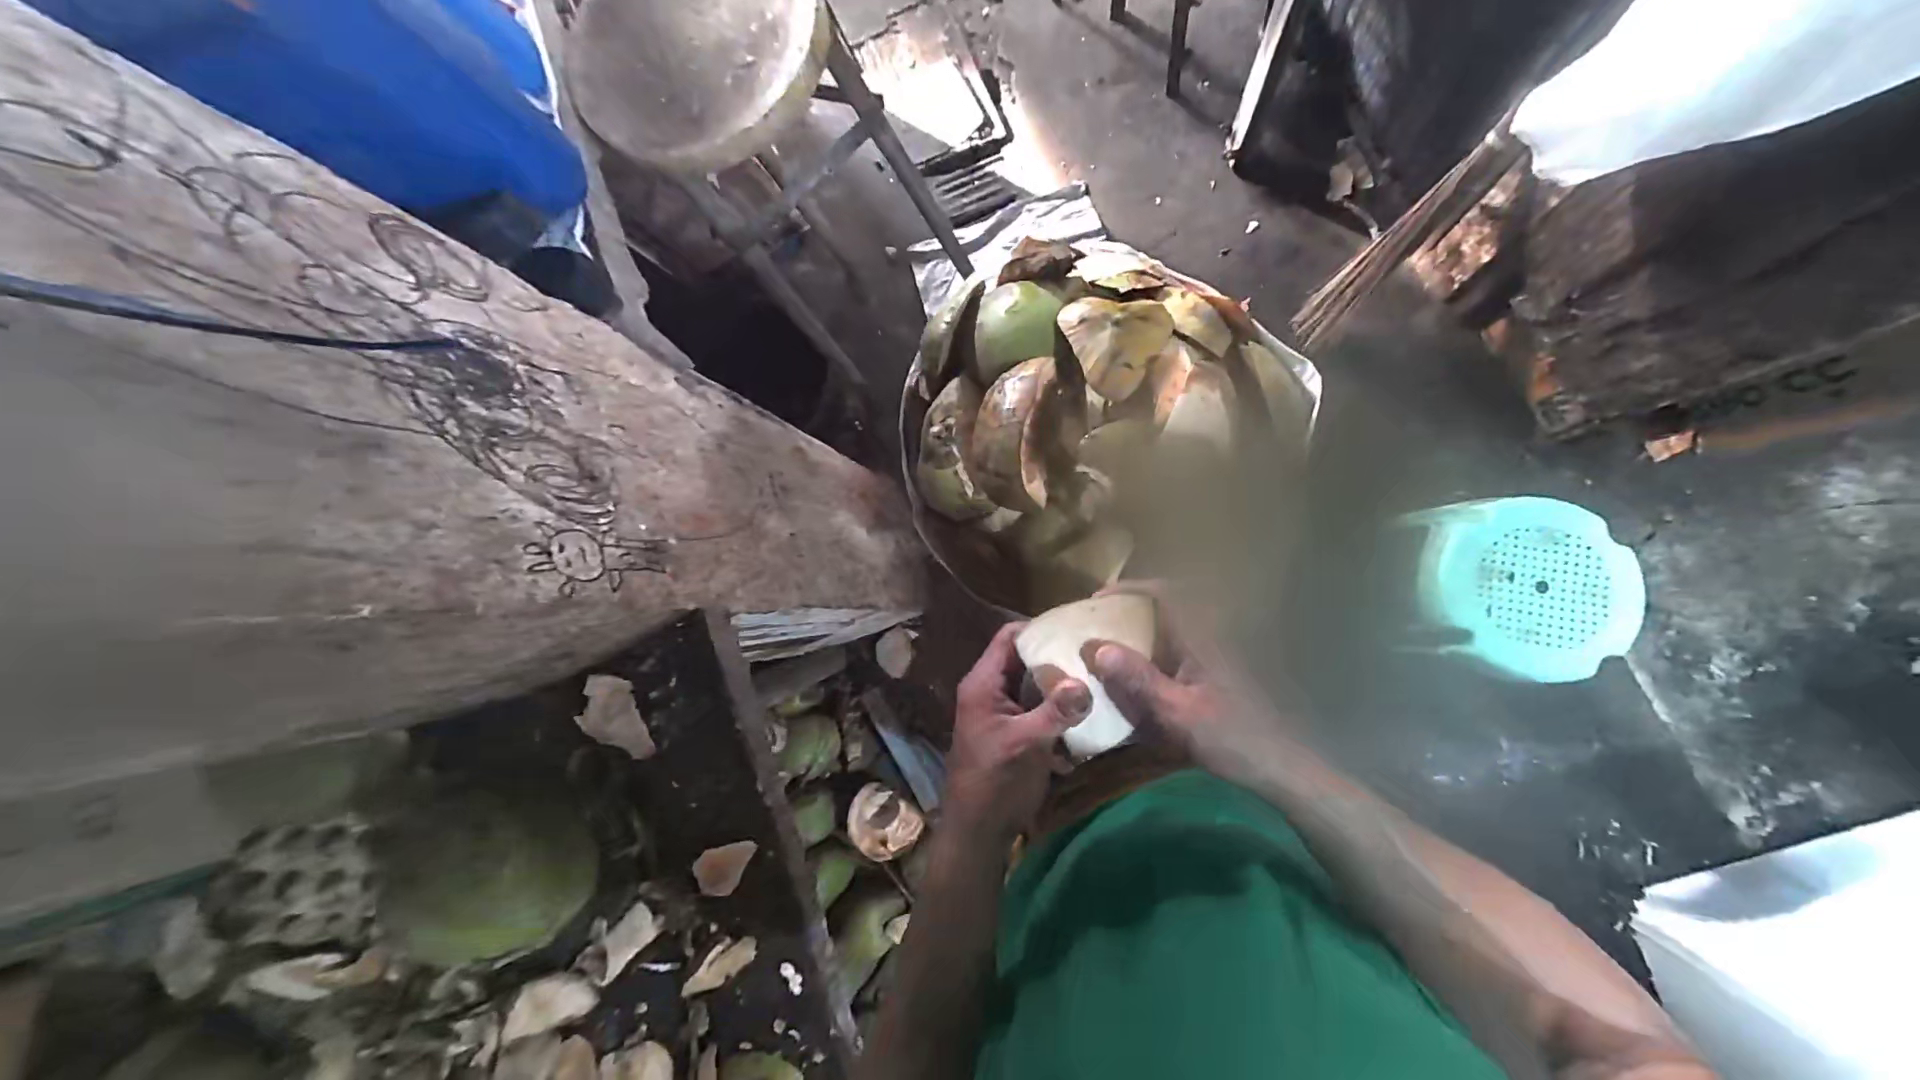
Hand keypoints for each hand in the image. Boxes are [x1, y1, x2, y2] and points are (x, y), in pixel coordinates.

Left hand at [947, 622, 1090, 838]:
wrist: (978, 832)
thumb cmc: (995, 782)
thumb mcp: (1028, 744)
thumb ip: (1056, 711)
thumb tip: (1085, 682)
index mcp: (983, 684)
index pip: (1009, 637)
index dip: (1039, 628)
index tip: (1075, 628)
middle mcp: (990, 691)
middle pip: (1025, 660)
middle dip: (1057, 658)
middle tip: (1094, 653)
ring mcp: (1003, 713)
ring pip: (1035, 686)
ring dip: (1061, 686)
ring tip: (1098, 677)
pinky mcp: (1016, 733)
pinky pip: (1039, 710)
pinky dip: (1059, 710)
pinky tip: (1089, 713)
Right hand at [1082, 585, 1293, 779]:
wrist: (1279, 768)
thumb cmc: (1230, 737)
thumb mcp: (1176, 713)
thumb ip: (1138, 680)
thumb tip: (1096, 647)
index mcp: (1199, 637)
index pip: (1163, 593)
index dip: (1128, 589)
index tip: (1095, 600)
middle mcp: (1206, 638)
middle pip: (1163, 607)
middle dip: (1128, 609)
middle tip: (1095, 624)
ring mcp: (1212, 656)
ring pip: (1168, 630)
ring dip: (1138, 631)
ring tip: (1107, 648)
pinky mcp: (1213, 676)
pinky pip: (1174, 651)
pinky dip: (1150, 654)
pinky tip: (1135, 679)